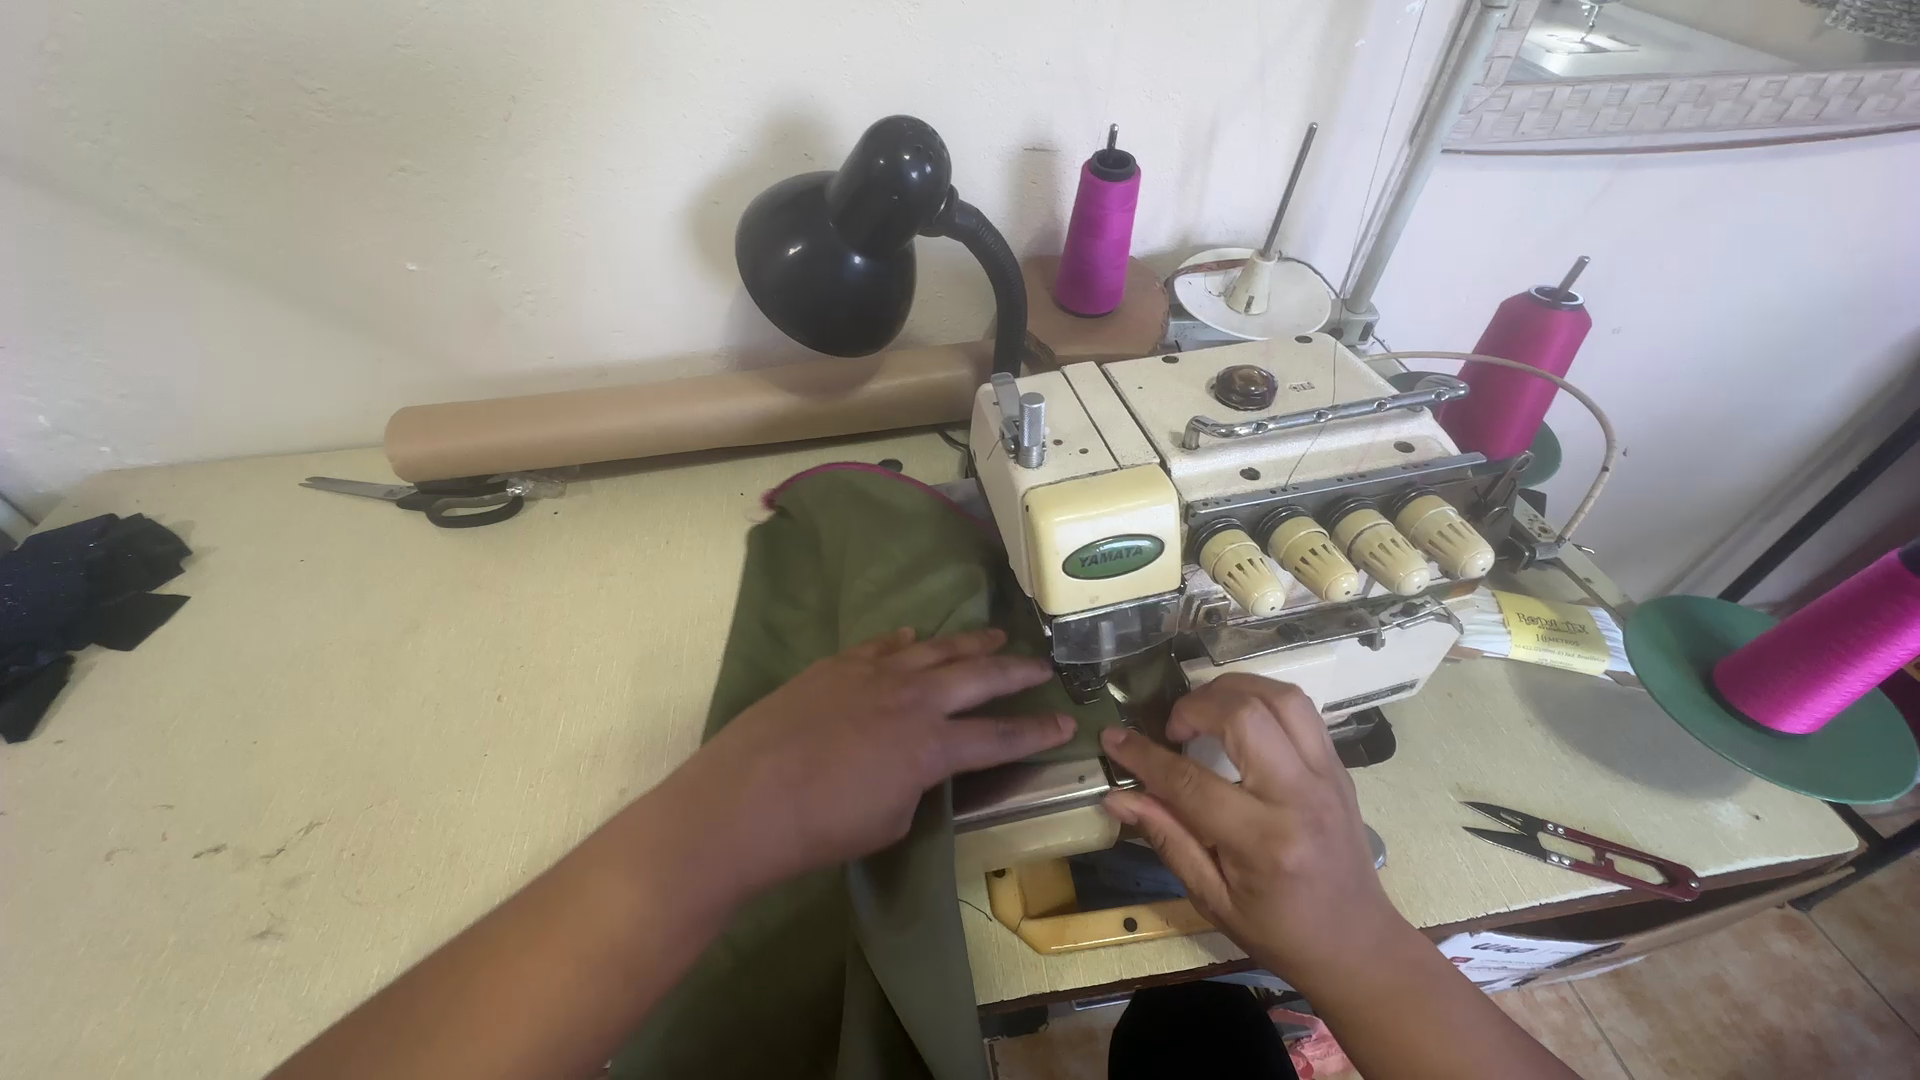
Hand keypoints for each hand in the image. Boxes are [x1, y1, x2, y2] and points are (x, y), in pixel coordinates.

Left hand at [662, 627, 1074, 899]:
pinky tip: (916, 635)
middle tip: (1042, 665)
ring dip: (969, 643)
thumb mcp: (889, 821)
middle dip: (1016, 671)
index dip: (1036, 732)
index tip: (1065, 722)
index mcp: (931, 745)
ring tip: (994, 636)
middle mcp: (911, 698)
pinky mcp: (835, 666)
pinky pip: (882, 645)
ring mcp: (872, 674)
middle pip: (977, 676)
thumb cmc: (820, 828)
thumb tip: (918, 766)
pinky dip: (905, 640)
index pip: (999, 737)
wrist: (742, 801)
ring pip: (934, 648)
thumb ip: (916, 785)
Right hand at [1100, 674, 1406, 988]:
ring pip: (1281, 698)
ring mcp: (1327, 777)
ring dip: (1232, 690)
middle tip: (1172, 728)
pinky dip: (1262, 699)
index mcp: (1264, 842)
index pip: (1191, 781)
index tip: (1114, 739)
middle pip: (1245, 715)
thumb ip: (1166, 837)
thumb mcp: (1212, 898)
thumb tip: (1117, 796)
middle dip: (1195, 706)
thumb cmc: (1279, 931)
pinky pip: (1302, 710)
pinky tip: (1238, 716)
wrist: (1358, 945)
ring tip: (1204, 710)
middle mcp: (1300, 798)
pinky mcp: (1338, 767)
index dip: (1144, 755)